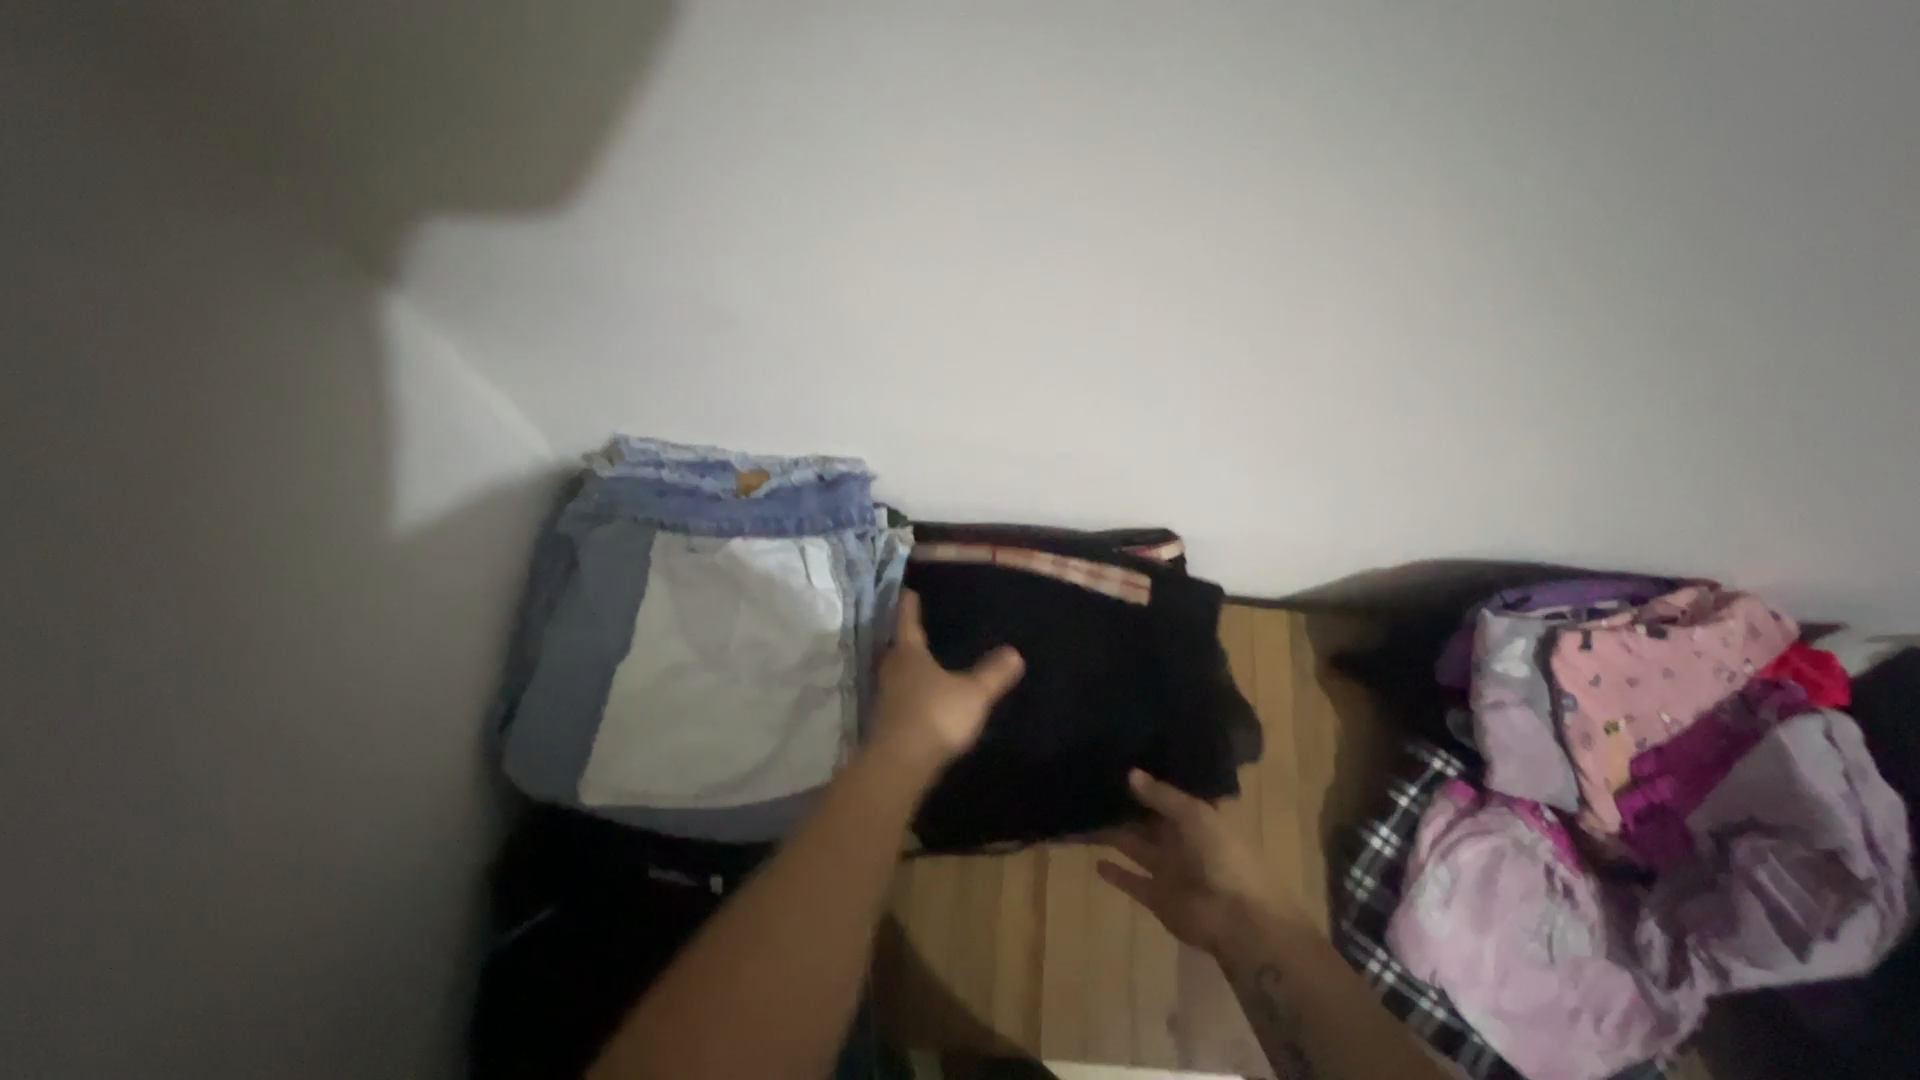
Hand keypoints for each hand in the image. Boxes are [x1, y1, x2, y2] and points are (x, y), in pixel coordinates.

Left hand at [867, 590, 1023, 774]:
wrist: (900, 765)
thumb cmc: (935, 717)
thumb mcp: (973, 693)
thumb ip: (993, 673)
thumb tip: (1014, 652)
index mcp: (908, 653)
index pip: (908, 620)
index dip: (910, 605)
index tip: (909, 590)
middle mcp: (891, 669)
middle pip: (898, 647)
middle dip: (907, 637)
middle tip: (920, 626)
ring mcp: (885, 697)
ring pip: (897, 673)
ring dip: (907, 667)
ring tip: (925, 662)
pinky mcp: (886, 723)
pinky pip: (900, 698)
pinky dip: (911, 692)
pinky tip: (924, 698)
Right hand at [1096, 770, 1283, 956]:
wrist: (1234, 917)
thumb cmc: (1221, 857)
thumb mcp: (1194, 815)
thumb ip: (1161, 796)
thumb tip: (1130, 773)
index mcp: (1196, 819)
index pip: (1168, 797)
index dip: (1148, 783)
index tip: (1120, 764)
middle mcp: (1180, 842)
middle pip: (1147, 822)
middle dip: (1124, 808)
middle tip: (1091, 788)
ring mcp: (1167, 870)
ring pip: (1134, 847)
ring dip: (1113, 835)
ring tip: (1085, 818)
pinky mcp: (1156, 896)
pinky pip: (1130, 880)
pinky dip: (1115, 874)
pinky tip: (1094, 862)